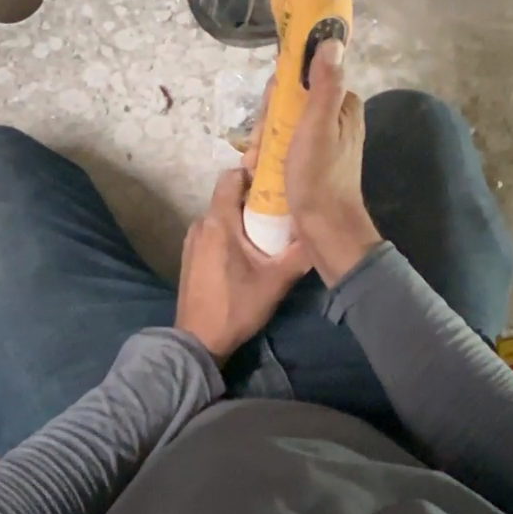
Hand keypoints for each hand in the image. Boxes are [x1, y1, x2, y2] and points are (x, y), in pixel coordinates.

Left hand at [175, 169, 312, 362]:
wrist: (199, 340)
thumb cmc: (236, 307)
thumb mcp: (276, 282)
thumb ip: (300, 254)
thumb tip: (322, 233)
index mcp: (219, 223)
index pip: (231, 177)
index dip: (253, 172)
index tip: (277, 179)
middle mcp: (201, 224)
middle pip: (228, 197)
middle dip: (254, 198)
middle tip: (282, 208)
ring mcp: (192, 240)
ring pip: (221, 216)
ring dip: (242, 218)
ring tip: (269, 231)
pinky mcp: (190, 256)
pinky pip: (213, 232)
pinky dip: (230, 233)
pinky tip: (248, 251)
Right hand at [283, 40, 381, 284]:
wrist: (325, 231)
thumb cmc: (320, 178)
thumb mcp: (318, 126)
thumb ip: (324, 84)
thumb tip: (330, 39)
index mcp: (343, 106)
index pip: (302, 81)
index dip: (278, 95)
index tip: (266, 118)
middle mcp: (336, 121)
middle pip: (290, 106)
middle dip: (268, 126)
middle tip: (259, 150)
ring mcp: (324, 144)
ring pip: (283, 129)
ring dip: (264, 145)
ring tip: (256, 165)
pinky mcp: (313, 165)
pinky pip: (285, 150)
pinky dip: (270, 159)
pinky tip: (259, 172)